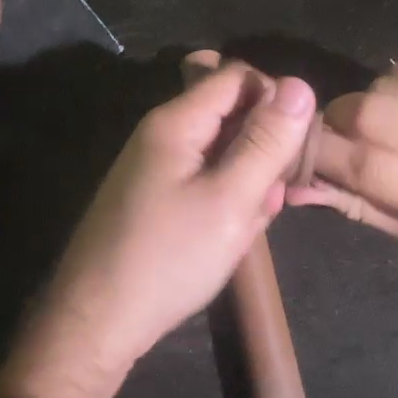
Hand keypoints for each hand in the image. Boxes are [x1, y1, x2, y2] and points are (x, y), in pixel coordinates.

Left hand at [10, 60, 316, 397]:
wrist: (98, 321)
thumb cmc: (168, 259)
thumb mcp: (231, 200)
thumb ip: (266, 142)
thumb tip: (300, 83)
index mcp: (176, 121)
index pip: (238, 76)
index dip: (275, 100)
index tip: (292, 148)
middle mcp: (162, 133)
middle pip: (231, 113)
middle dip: (261, 150)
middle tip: (267, 200)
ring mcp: (156, 166)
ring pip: (222, 152)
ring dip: (246, 182)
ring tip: (245, 228)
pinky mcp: (155, 196)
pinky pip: (204, 179)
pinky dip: (225, 201)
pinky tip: (227, 237)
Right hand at [289, 56, 397, 258]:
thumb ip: (371, 211)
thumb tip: (306, 186)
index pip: (369, 167)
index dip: (323, 154)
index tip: (304, 151)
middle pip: (372, 113)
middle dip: (338, 119)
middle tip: (338, 130)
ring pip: (389, 84)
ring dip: (372, 101)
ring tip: (388, 120)